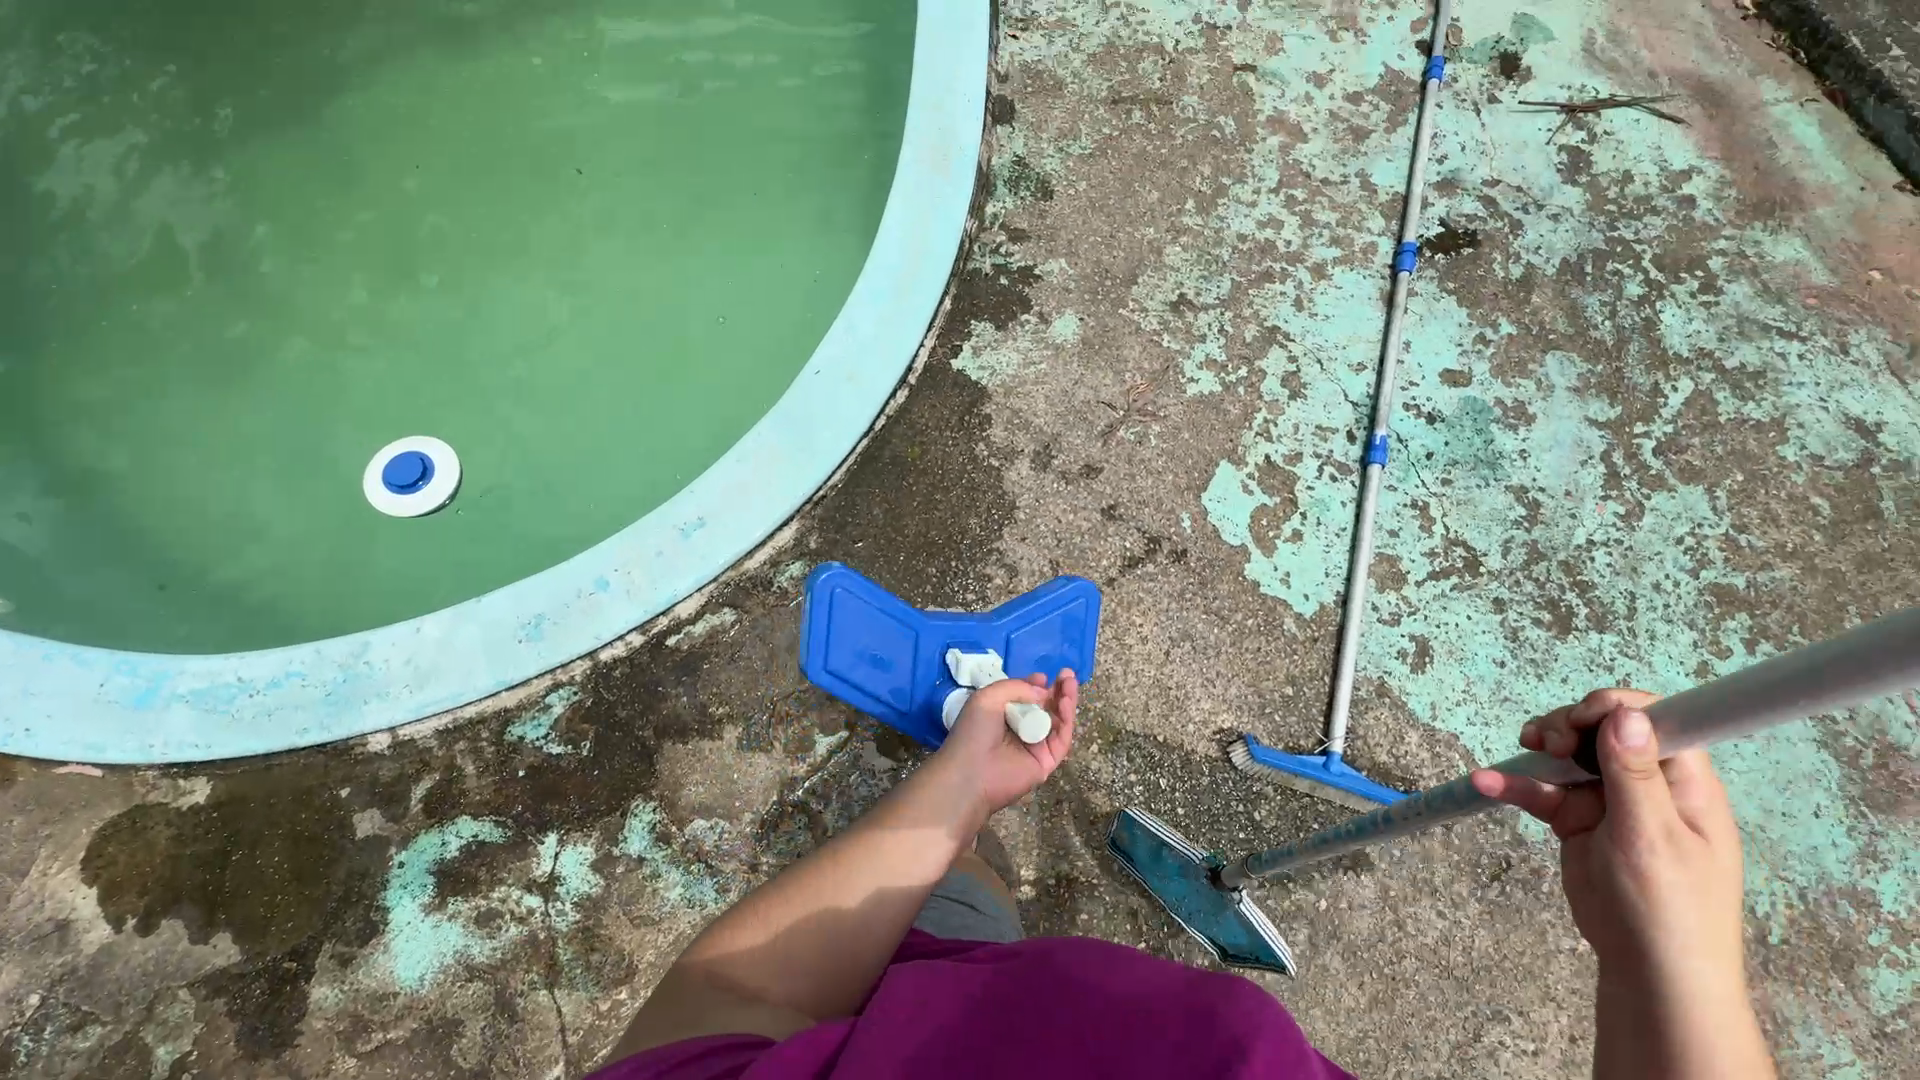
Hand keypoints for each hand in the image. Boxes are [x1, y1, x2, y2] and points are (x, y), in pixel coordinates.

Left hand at [929, 670, 1077, 821]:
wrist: (971, 772)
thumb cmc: (974, 731)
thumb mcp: (988, 697)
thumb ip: (1016, 687)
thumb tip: (1042, 691)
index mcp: (1003, 715)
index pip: (1026, 698)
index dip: (1036, 686)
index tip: (1044, 676)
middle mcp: (1021, 729)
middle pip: (1045, 707)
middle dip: (1057, 690)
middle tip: (1067, 673)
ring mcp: (1035, 746)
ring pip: (1057, 721)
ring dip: (1066, 700)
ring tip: (1071, 682)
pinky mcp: (1047, 761)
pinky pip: (1062, 738)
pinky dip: (1067, 719)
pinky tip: (1066, 702)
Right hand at [1469, 689, 1744, 985]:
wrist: (1647, 968)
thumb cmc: (1668, 903)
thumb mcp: (1652, 836)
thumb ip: (1637, 774)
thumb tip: (1628, 714)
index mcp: (1684, 782)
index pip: (1658, 720)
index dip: (1616, 708)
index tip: (1580, 720)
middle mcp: (1647, 784)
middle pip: (1602, 728)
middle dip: (1569, 724)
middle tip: (1547, 743)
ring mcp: (1608, 801)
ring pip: (1567, 753)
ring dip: (1540, 746)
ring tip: (1523, 749)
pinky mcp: (1575, 820)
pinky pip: (1539, 789)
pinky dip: (1512, 783)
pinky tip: (1485, 782)